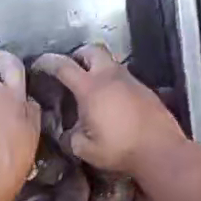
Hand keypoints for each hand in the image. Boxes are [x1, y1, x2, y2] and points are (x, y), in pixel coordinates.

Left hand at [0, 50, 40, 200]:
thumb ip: (19, 147)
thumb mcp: (23, 162)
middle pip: (10, 66)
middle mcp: (14, 100)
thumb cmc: (5, 177)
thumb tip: (12, 152)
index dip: (17, 96)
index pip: (29, 100)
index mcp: (31, 120)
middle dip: (0, 59)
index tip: (7, 101)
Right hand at [32, 44, 188, 178]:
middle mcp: (111, 77)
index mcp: (91, 88)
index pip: (64, 66)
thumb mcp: (84, 149)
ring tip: (89, 88)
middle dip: (77, 55)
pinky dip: (112, 83)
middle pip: (91, 50)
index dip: (48, 62)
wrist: (160, 150)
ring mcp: (131, 81)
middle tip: (70, 70)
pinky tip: (111, 103)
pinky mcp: (145, 90)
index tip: (39, 65)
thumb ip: (70, 137)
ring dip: (97, 69)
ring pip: (110, 63)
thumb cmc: (119, 149)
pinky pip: (123, 78)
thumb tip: (67, 133)